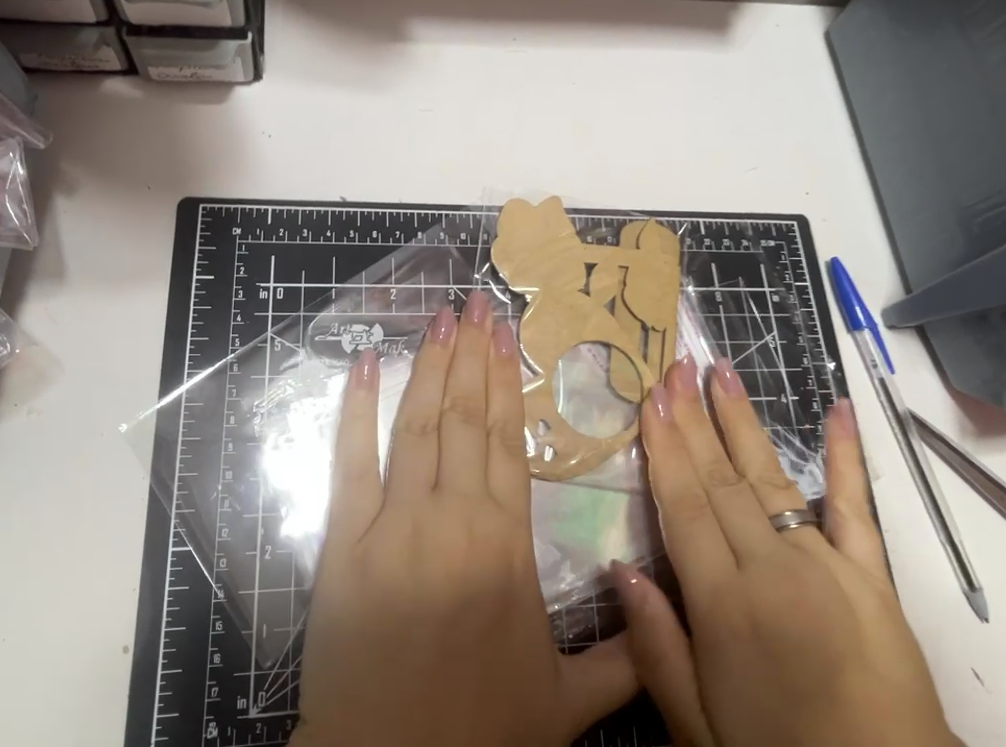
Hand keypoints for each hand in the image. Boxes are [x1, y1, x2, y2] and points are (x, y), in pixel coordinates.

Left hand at [292, 291, 636, 746]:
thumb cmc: (478, 732)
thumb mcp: (566, 701)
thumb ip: (624, 653)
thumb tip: (664, 606)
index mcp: (506, 544)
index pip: (508, 440)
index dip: (506, 380)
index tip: (506, 332)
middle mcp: (452, 518)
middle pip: (464, 418)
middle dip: (470, 355)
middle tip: (475, 302)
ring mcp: (391, 525)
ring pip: (416, 426)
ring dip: (428, 367)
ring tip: (438, 318)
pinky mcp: (341, 542)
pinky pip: (349, 462)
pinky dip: (355, 410)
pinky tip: (361, 367)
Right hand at [613, 358, 959, 746]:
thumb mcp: (698, 728)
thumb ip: (657, 648)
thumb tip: (618, 570)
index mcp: (726, 606)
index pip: (684, 507)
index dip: (664, 448)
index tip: (651, 398)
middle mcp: (775, 570)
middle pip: (722, 481)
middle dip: (694, 419)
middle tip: (675, 364)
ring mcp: (829, 566)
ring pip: (772, 479)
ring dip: (742, 422)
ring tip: (720, 371)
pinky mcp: (873, 577)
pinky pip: (854, 506)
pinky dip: (845, 456)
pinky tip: (838, 410)